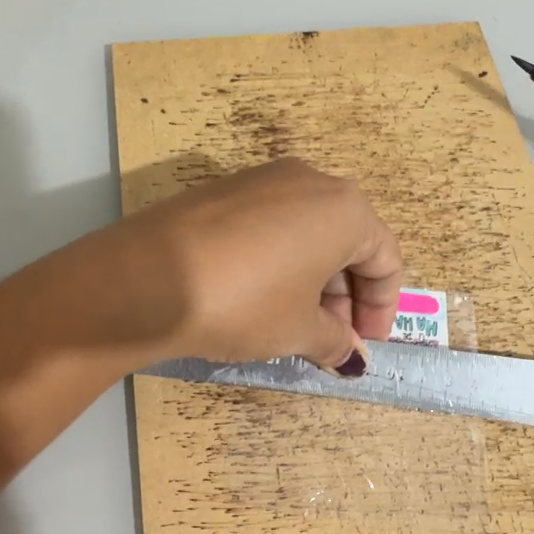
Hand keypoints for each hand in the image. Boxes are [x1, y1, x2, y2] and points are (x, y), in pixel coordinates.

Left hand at [87, 158, 402, 375]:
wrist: (147, 277)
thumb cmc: (244, 302)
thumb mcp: (297, 330)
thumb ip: (335, 341)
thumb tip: (350, 354)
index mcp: (344, 208)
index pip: (385, 258)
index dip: (381, 309)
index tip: (364, 346)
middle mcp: (309, 180)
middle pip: (347, 240)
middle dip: (345, 294)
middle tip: (330, 341)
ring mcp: (262, 179)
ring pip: (307, 231)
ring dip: (312, 278)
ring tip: (294, 324)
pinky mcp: (224, 189)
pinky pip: (271, 224)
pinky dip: (279, 259)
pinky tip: (259, 296)